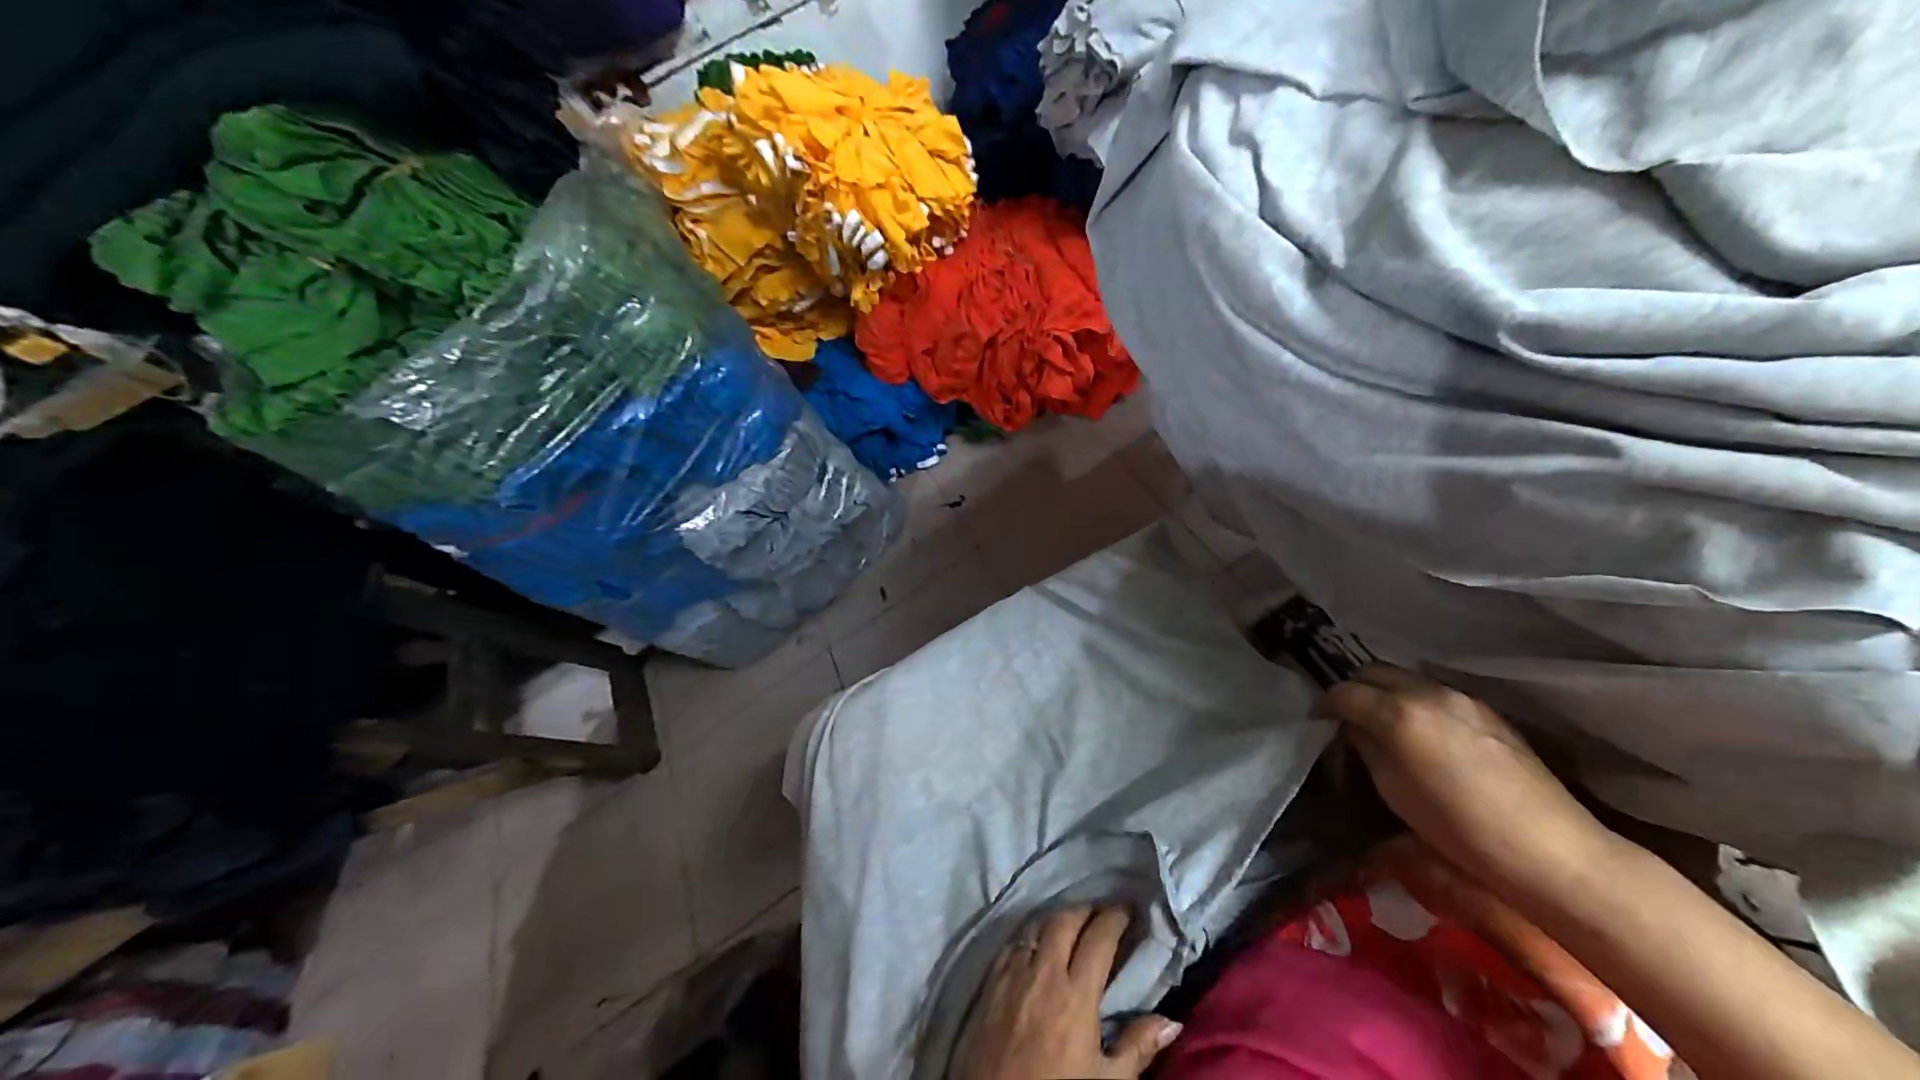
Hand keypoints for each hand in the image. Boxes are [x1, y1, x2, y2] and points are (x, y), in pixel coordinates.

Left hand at [954, 906, 1182, 1079]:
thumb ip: (1137, 1046)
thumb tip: (1171, 1021)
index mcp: (1075, 993)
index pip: (1099, 938)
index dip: (1115, 918)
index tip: (1129, 909)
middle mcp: (1042, 971)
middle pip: (1065, 920)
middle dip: (1087, 910)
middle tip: (1103, 912)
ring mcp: (1012, 972)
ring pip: (1036, 925)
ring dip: (1058, 917)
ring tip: (1073, 922)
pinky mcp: (989, 981)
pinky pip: (1013, 942)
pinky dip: (1030, 933)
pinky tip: (1037, 942)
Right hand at [1321, 664, 1618, 900]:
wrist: (1548, 849)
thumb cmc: (1457, 827)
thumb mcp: (1392, 790)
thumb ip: (1368, 748)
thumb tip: (1357, 729)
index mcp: (1397, 713)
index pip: (1344, 691)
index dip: (1326, 706)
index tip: (1321, 724)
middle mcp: (1427, 693)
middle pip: (1374, 671)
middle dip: (1355, 689)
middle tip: (1350, 718)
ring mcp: (1462, 698)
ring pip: (1407, 678)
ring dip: (1388, 694)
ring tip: (1387, 726)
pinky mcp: (1488, 711)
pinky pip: (1437, 693)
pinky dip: (1418, 703)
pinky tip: (1425, 734)